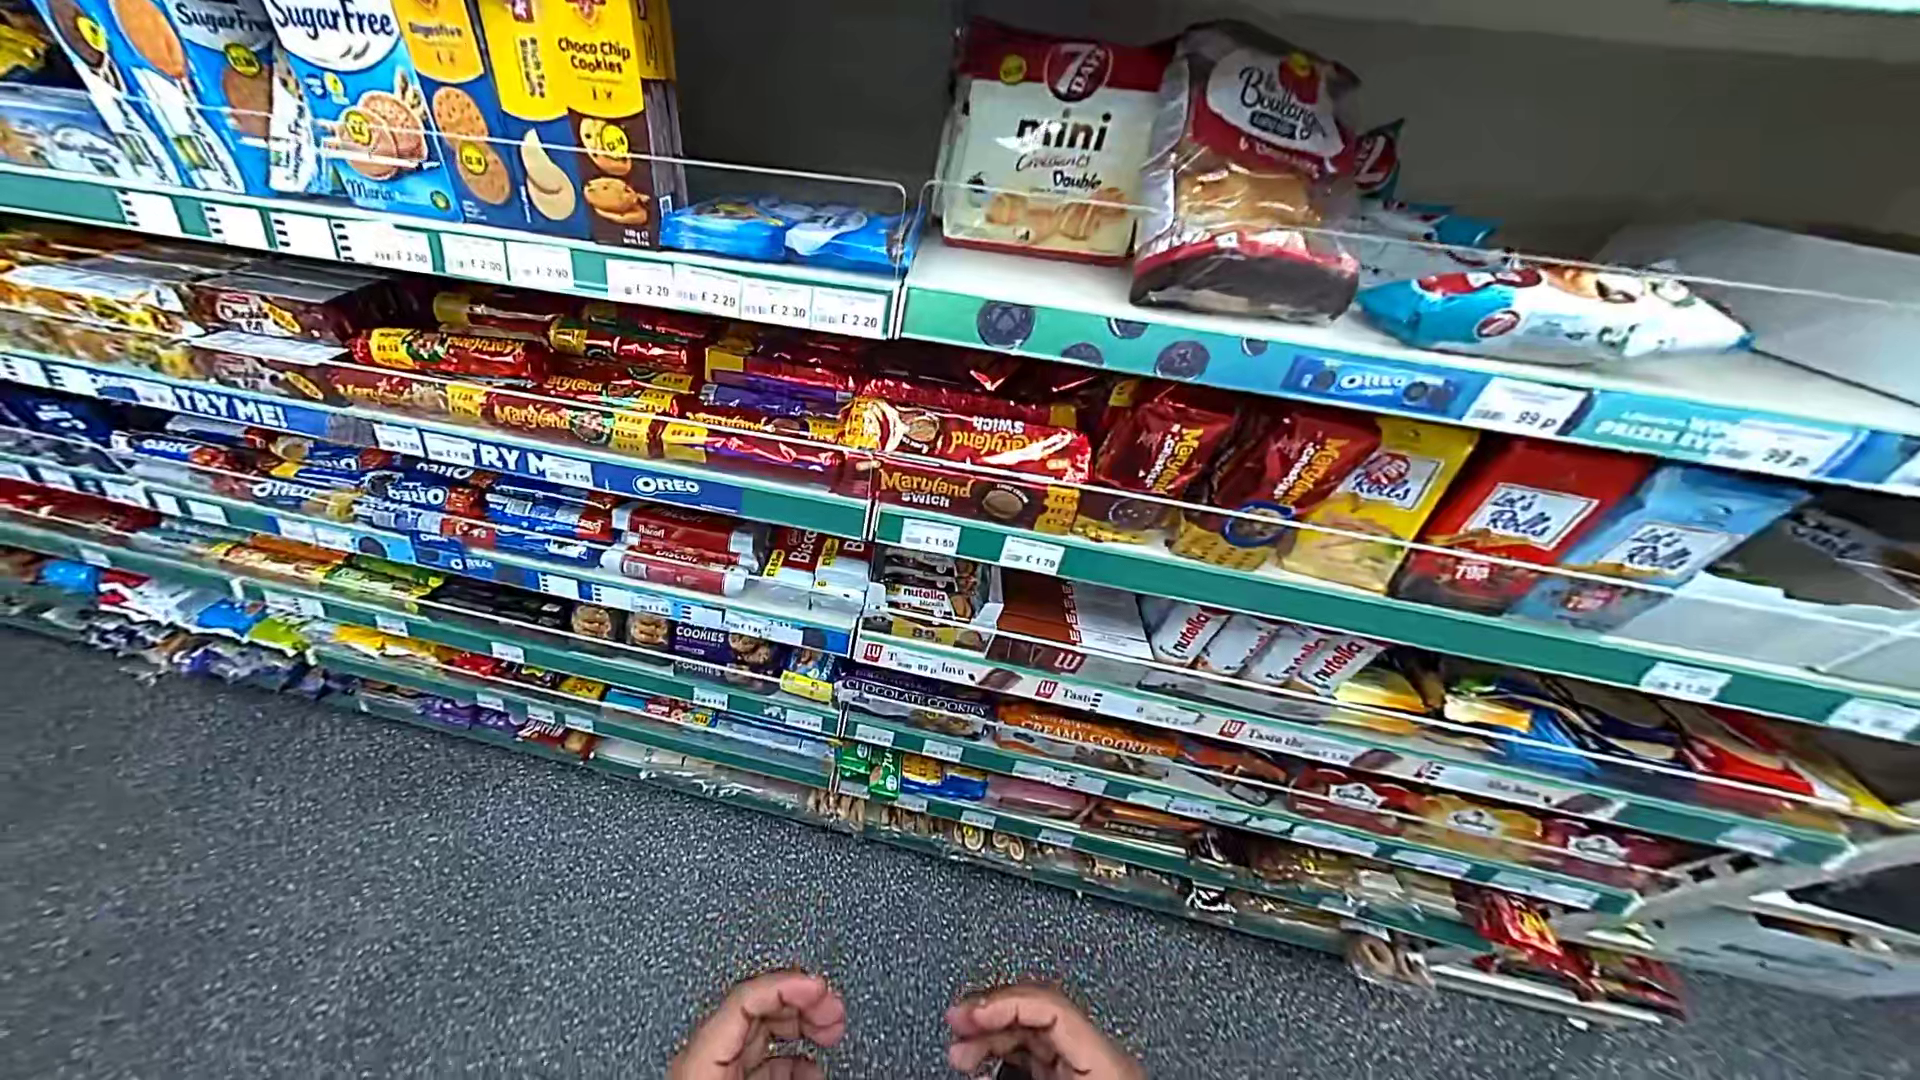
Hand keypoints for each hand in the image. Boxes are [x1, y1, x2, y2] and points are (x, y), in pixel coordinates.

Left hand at [668, 969, 846, 1079]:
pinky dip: (788, 1062)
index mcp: (698, 1065)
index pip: (746, 997)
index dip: (789, 984)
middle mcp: (699, 1068)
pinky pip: (756, 1066)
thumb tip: (822, 1069)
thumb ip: (789, 1075)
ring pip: (759, 1037)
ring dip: (800, 1031)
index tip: (821, 988)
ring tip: (828, 1038)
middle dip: (802, 1004)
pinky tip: (810, 1071)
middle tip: (833, 1011)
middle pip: (756, 1010)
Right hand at [945, 985, 1143, 1079]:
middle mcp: (1100, 1061)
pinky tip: (986, 1062)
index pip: (1048, 1005)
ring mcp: (1091, 1073)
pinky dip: (1008, 1054)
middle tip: (957, 1022)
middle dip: (992, 1015)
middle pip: (1039, 1012)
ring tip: (962, 1049)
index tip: (969, 1014)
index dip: (1003, 1002)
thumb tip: (975, 1073)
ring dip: (995, 1035)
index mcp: (1105, 1065)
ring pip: (1036, 1033)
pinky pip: (1040, 1055)